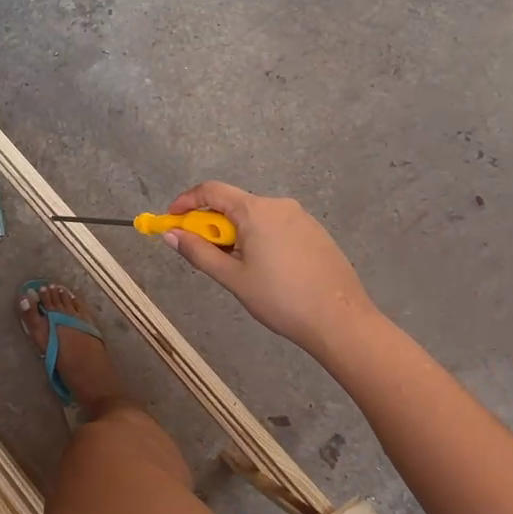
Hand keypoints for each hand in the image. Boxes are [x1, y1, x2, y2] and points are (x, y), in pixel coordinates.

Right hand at [162, 181, 380, 355]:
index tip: (172, 221)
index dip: (186, 202)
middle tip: (207, 254)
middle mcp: (279, 205)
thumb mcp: (232, 278)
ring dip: (238, 234)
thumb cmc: (281, 298)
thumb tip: (170, 234)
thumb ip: (198, 252)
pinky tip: (269, 272)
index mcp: (255, 211)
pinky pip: (277, 228)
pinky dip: (261, 240)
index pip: (211, 191)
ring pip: (256, 218)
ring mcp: (302, 219)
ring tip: (240, 269)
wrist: (343, 323)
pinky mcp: (318, 234)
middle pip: (234, 205)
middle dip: (213, 225)